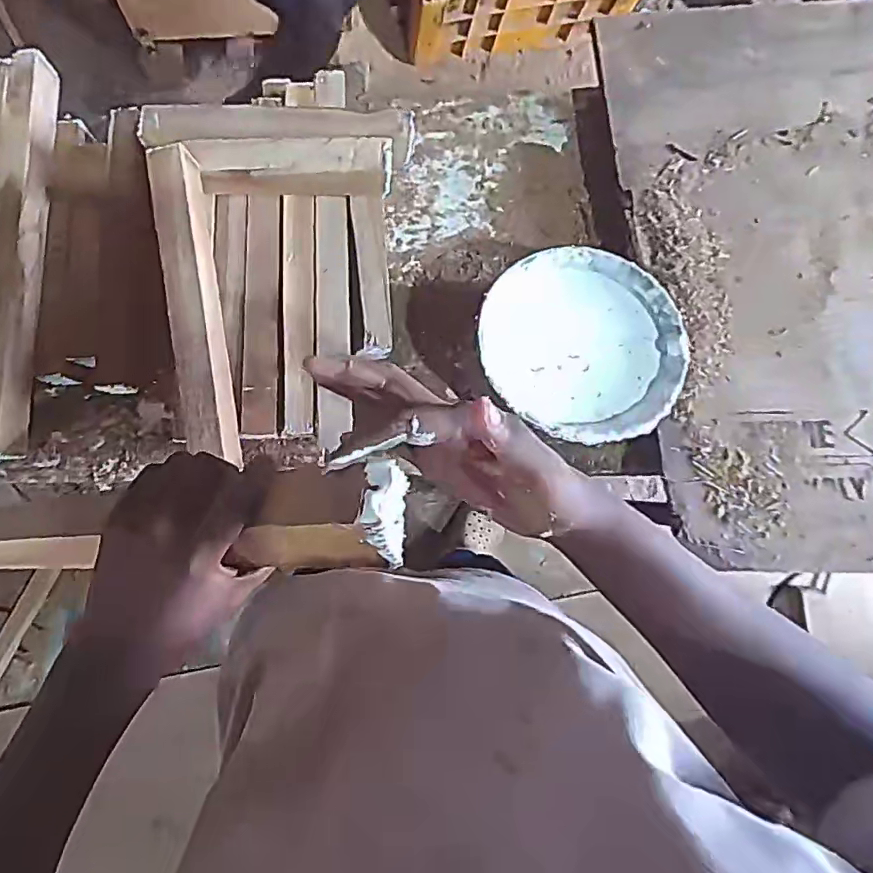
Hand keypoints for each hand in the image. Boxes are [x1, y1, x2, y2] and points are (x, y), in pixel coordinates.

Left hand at [73, 453, 273, 682]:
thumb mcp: (230, 599)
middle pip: (210, 468)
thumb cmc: (180, 628)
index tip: (268, 465)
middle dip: (228, 475)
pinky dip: (170, 478)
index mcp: (202, 549)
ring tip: (202, 491)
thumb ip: (256, 561)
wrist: (117, 643)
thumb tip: (273, 531)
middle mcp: (171, 523)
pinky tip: (175, 496)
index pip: (239, 494)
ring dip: (199, 472)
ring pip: (180, 463)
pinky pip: (152, 474)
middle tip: (231, 491)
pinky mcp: (120, 513)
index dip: (259, 474)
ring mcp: (140, 514)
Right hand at [307, 355, 621, 537]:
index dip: (380, 431)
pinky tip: (346, 430)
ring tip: (317, 378)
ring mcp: (438, 435)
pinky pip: (392, 433)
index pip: (413, 417)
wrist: (558, 508)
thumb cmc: (552, 491)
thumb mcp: (535, 468)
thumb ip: (508, 438)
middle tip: (314, 363)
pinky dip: (364, 426)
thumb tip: (480, 405)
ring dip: (352, 389)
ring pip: (388, 403)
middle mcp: (446, 418)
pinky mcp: (434, 454)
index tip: (346, 453)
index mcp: (466, 420)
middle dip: (354, 373)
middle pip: (394, 386)